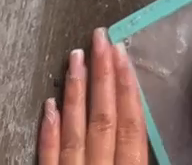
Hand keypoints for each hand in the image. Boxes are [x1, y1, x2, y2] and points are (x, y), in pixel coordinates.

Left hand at [39, 27, 147, 164]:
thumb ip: (140, 156)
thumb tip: (142, 119)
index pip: (131, 125)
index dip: (127, 86)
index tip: (121, 52)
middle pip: (103, 118)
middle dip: (102, 75)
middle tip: (99, 39)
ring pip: (75, 131)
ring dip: (76, 92)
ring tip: (75, 57)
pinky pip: (49, 158)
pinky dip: (50, 132)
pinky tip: (49, 106)